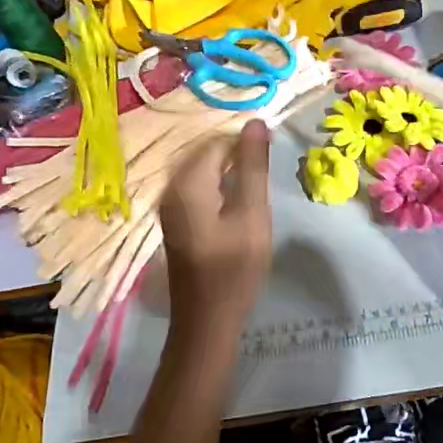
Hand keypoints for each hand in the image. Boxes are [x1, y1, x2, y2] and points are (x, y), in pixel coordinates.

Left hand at [160, 119, 273, 338]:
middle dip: (237, 153)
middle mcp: (170, 188)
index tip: (273, 152)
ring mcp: (169, 205)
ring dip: (230, 170)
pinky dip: (219, 185)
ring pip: (203, 170)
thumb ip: (253, 166)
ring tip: (256, 185)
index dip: (246, 141)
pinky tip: (238, 201)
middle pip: (206, 153)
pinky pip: (198, 187)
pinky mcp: (175, 219)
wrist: (207, 320)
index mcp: (187, 183)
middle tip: (266, 169)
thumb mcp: (252, 214)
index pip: (217, 142)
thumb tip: (255, 122)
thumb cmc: (235, 268)